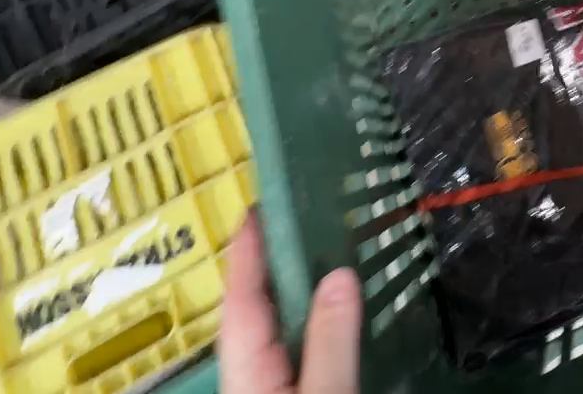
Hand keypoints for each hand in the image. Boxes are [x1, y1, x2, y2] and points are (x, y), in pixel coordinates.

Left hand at [220, 212, 361, 393]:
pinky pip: (301, 344)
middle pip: (256, 310)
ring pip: (281, 328)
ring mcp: (272, 387)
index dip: (248, 252)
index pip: (242, 301)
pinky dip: (317, 313)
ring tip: (325, 245)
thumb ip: (331, 340)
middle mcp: (252, 377)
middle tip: (300, 213)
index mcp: (248, 373)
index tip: (257, 207)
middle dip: (272, 262)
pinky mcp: (296, 392)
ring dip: (298, 286)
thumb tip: (340, 271)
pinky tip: (340, 304)